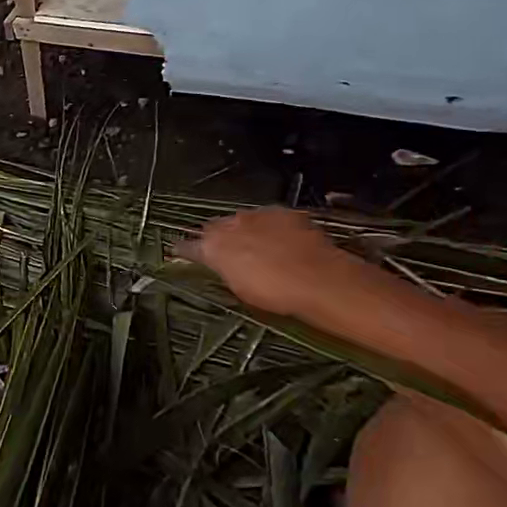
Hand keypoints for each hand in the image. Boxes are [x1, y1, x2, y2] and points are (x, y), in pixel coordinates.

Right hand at [176, 208, 362, 315]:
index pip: (187, 245)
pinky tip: (280, 238)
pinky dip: (269, 225)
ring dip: (243, 229)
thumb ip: (223, 270)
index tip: (182, 254)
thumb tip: (219, 265)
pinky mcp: (284, 212)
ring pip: (240, 219)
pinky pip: (269, 217)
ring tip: (255, 244)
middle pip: (213, 227)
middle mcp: (228, 226)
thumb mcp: (238, 288)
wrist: (323, 281)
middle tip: (225, 251)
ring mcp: (257, 216)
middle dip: (215, 236)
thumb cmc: (275, 294)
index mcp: (210, 247)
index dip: (185, 250)